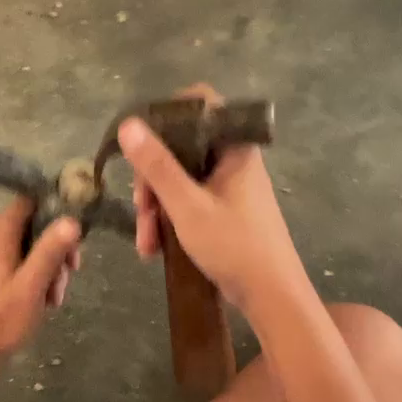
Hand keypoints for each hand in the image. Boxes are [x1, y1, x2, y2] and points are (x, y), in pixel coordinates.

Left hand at [0, 198, 82, 368]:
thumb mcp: (32, 284)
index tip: (75, 240)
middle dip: (56, 252)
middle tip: (66, 278)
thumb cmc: (2, 318)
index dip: (57, 216)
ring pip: (31, 246)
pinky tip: (42, 300)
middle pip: (36, 226)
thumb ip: (51, 250)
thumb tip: (72, 220)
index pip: (34, 202)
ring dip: (49, 269)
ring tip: (53, 298)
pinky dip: (35, 276)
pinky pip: (21, 261)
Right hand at [120, 84, 303, 312]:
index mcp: (233, 147)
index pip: (200, 104)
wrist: (272, 297)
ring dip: (156, 207)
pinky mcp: (224, 212)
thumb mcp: (188, 206)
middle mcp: (233, 160)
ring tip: (145, 243)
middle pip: (181, 148)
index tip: (140, 142)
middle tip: (141, 207)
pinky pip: (188, 202)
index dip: (167, 114)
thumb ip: (157, 166)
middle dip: (152, 179)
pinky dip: (169, 220)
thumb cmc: (234, 246)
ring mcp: (229, 187)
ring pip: (180, 180)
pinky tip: (154, 248)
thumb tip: (128, 125)